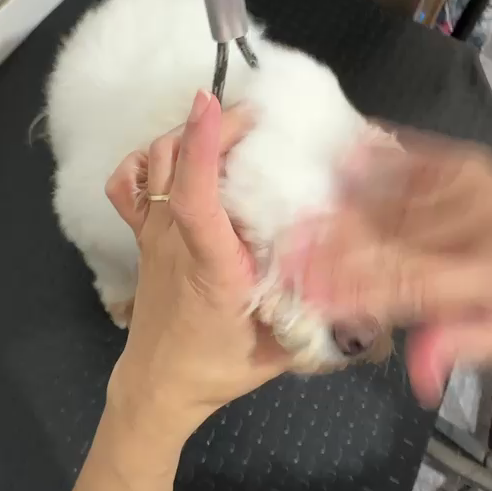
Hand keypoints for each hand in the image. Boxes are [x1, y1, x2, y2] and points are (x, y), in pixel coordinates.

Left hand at [104, 91, 289, 432]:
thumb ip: (318, 317)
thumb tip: (364, 286)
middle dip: (212, 126)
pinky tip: (175, 160)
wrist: (161, 386)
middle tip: (255, 119)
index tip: (214, 105)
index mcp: (211, 265)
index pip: (196, 197)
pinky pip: (127, 188)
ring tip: (228, 130)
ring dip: (187, 135)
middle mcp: (174, 240)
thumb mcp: (279, 348)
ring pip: (154, 165)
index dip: (202, 146)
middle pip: (175, 163)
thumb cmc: (221, 366)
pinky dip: (145, 163)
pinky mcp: (142, 237)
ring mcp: (152, 236)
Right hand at [282, 132, 491, 406]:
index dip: (363, 289)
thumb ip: (453, 349)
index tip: (316, 294)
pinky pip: (414, 160)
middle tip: (293, 256)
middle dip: (340, 249)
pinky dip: (374, 163)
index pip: (418, 283)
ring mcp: (480, 186)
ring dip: (346, 210)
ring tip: (301, 221)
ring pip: (400, 200)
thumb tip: (419, 380)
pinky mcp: (468, 161)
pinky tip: (338, 164)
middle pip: (401, 239)